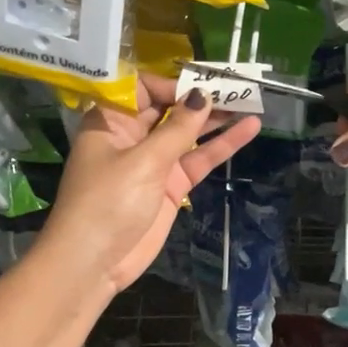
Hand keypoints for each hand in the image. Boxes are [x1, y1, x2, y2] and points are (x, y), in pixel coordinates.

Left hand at [36, 74, 260, 294]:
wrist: (94, 262)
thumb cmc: (108, 201)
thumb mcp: (144, 160)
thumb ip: (178, 128)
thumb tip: (202, 95)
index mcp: (110, 121)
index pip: (142, 88)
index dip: (172, 84)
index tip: (203, 84)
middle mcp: (132, 136)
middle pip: (170, 108)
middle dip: (201, 97)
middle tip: (238, 86)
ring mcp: (154, 161)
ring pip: (190, 132)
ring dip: (218, 119)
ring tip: (252, 102)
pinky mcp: (171, 185)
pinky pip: (199, 158)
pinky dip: (222, 145)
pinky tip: (249, 129)